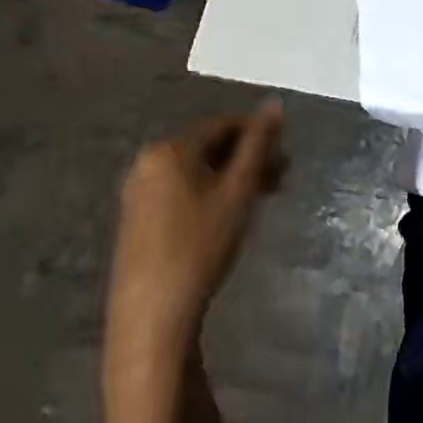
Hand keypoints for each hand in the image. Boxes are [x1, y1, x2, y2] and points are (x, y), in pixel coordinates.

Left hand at [107, 99, 283, 342]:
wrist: (152, 318)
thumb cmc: (200, 246)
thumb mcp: (238, 191)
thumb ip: (258, 144)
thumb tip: (275, 103)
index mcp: (170, 149)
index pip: (224, 124)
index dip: (259, 134)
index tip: (285, 155)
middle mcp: (148, 162)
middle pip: (209, 147)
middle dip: (247, 158)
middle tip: (280, 180)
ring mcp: (138, 192)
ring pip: (197, 170)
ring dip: (232, 177)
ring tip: (261, 199)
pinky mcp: (137, 219)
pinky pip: (181, 190)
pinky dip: (209, 193)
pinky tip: (228, 216)